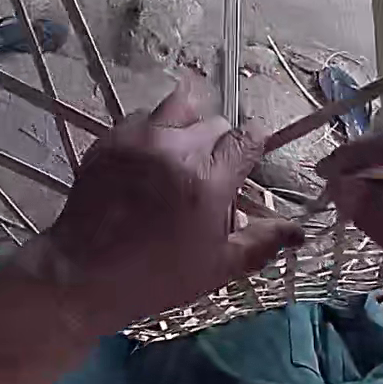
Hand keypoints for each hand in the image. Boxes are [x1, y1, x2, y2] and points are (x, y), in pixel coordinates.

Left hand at [5, 75, 301, 334]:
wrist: (83, 275)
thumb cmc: (157, 277)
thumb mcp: (217, 268)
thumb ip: (262, 242)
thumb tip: (299, 230)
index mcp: (208, 180)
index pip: (248, 137)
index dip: (253, 146)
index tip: (246, 162)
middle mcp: (177, 148)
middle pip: (216, 122)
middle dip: (220, 144)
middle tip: (209, 173)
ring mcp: (140, 139)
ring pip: (180, 106)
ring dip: (188, 126)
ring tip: (179, 154)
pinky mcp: (111, 138)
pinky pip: (143, 117)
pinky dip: (153, 131)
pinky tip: (148, 159)